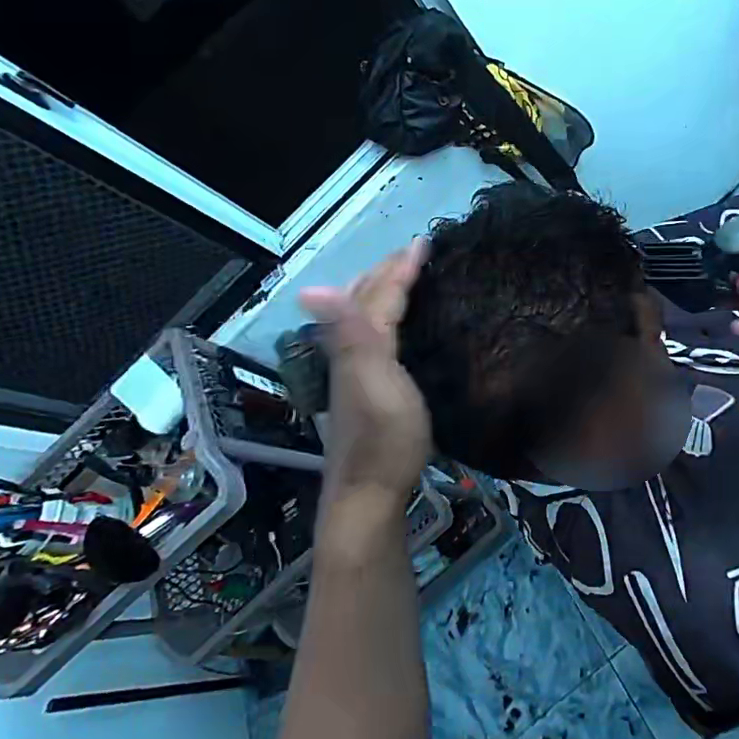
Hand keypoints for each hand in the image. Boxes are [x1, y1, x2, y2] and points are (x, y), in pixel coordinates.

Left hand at [297, 238, 431, 515]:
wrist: (369, 495)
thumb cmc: (385, 440)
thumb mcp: (374, 384)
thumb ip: (353, 336)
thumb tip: (313, 288)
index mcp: (357, 345)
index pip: (379, 295)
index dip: (400, 268)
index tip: (426, 243)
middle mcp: (350, 353)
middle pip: (364, 301)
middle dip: (386, 272)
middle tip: (414, 255)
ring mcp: (355, 374)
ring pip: (366, 319)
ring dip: (383, 292)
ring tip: (403, 280)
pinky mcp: (368, 392)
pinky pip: (376, 338)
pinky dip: (387, 319)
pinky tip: (395, 331)